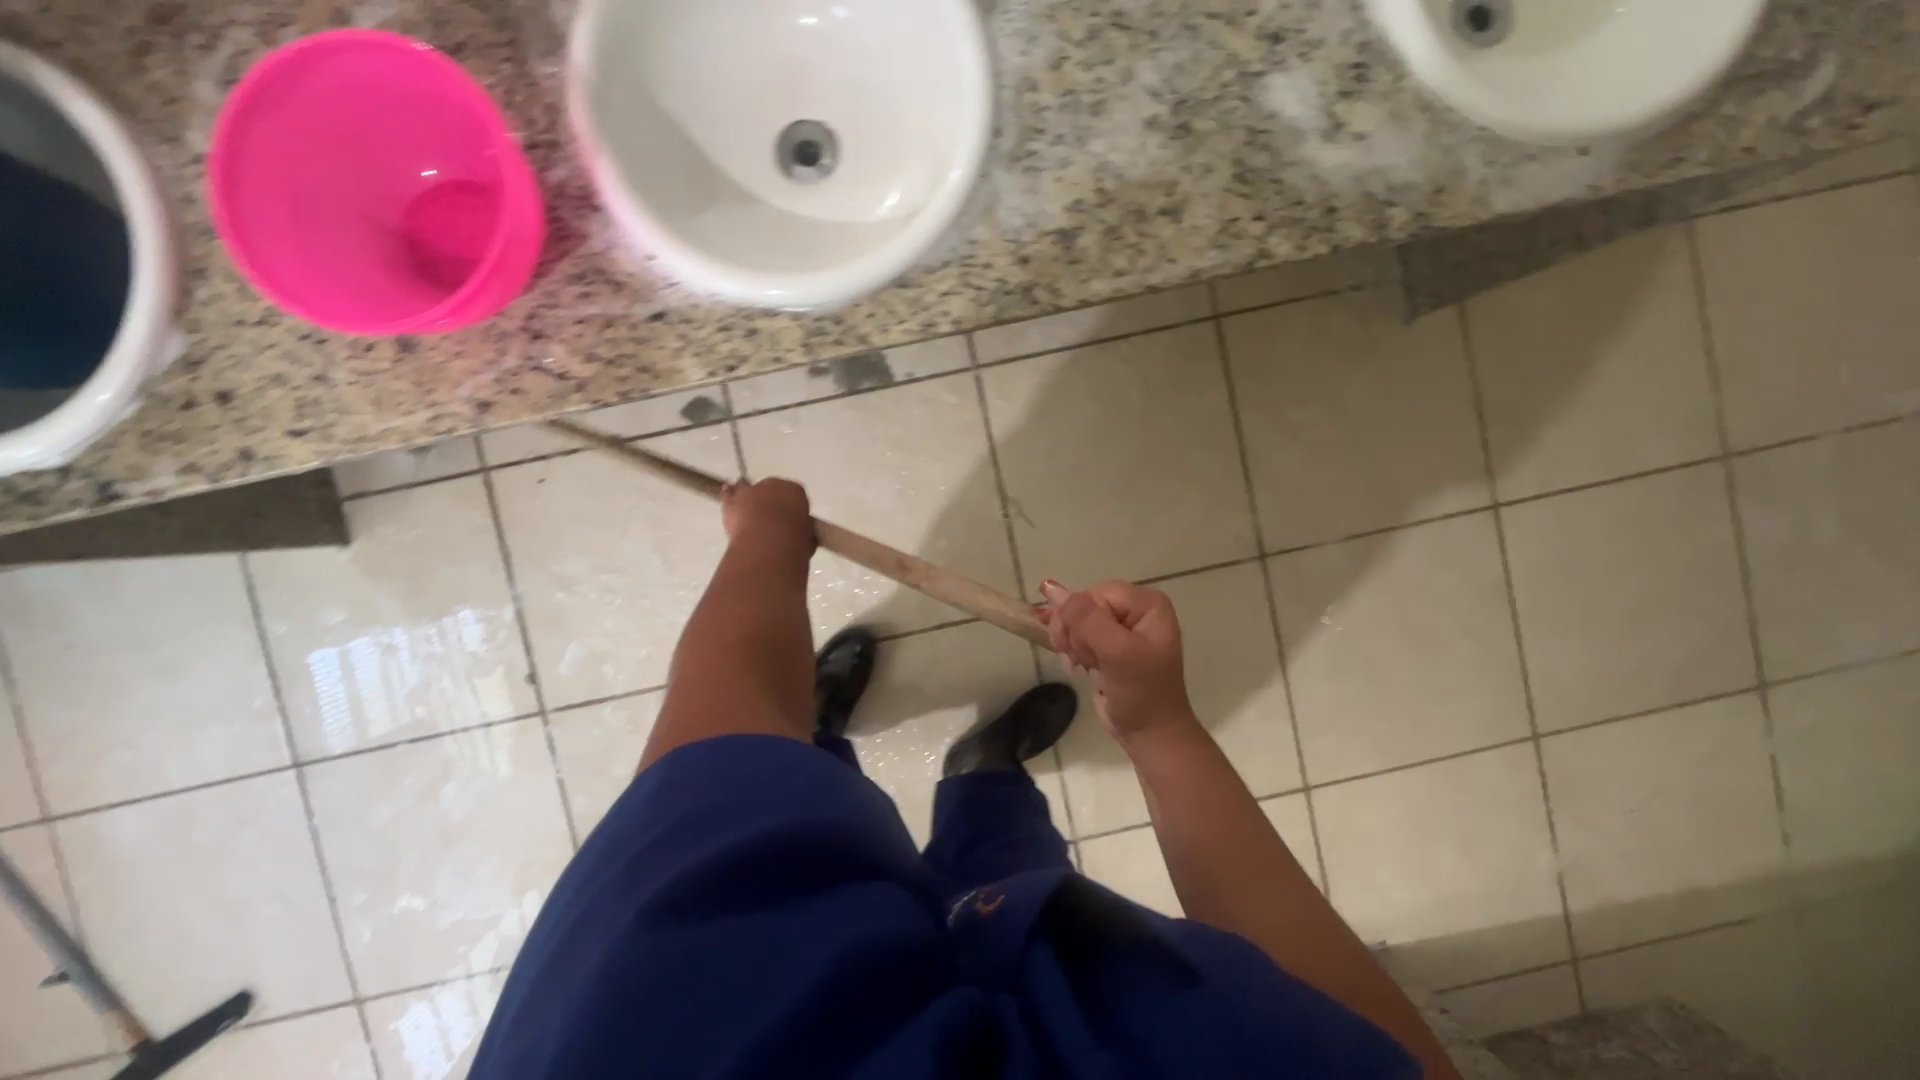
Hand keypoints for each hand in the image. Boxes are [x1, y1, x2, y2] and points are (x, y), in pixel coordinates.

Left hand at [720, 478, 814, 551]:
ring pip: (748, 488)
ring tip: (746, 507)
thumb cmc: (793, 543)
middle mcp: (773, 485)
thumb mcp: (807, 540)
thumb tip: (802, 537)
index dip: (791, 508)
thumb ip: (803, 532)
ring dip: (748, 497)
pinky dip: (729, 495)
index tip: (789, 520)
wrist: (768, 545)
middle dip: (770, 502)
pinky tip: (728, 494)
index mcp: (795, 491)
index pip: (794, 494)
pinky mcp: (731, 500)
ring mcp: (750, 490)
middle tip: (769, 520)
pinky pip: (729, 493)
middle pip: (771, 490)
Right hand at [1038, 579, 1196, 743]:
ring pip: (1077, 621)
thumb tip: (1053, 589)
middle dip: (1074, 632)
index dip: (1081, 617)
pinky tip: (1078, 668)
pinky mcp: (1107, 647)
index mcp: (1147, 604)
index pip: (1096, 593)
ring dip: (1071, 644)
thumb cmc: (1141, 692)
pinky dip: (1073, 652)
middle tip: (1078, 658)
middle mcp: (1135, 610)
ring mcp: (1120, 629)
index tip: (1080, 647)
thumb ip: (1086, 619)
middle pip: (1084, 605)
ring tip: (1079, 665)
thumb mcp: (1117, 652)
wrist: (1149, 734)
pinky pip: (1078, 636)